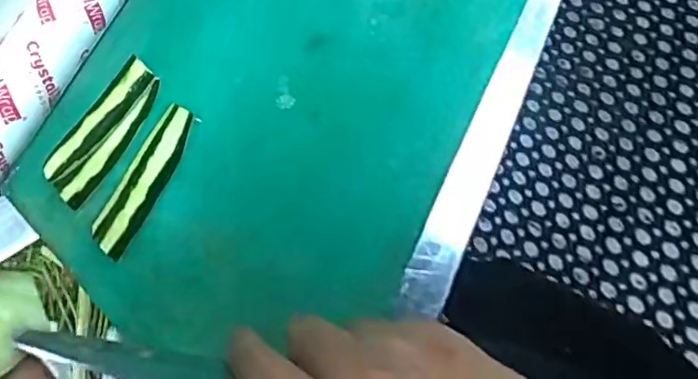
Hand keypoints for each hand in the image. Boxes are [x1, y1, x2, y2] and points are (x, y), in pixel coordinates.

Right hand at [229, 316, 519, 378]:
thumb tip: (276, 367)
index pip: (258, 362)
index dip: (246, 357)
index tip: (244, 355)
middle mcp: (358, 368)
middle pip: (305, 330)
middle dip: (310, 357)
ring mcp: (409, 348)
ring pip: (355, 323)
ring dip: (359, 351)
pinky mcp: (454, 339)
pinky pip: (401, 324)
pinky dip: (401, 348)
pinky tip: (421, 376)